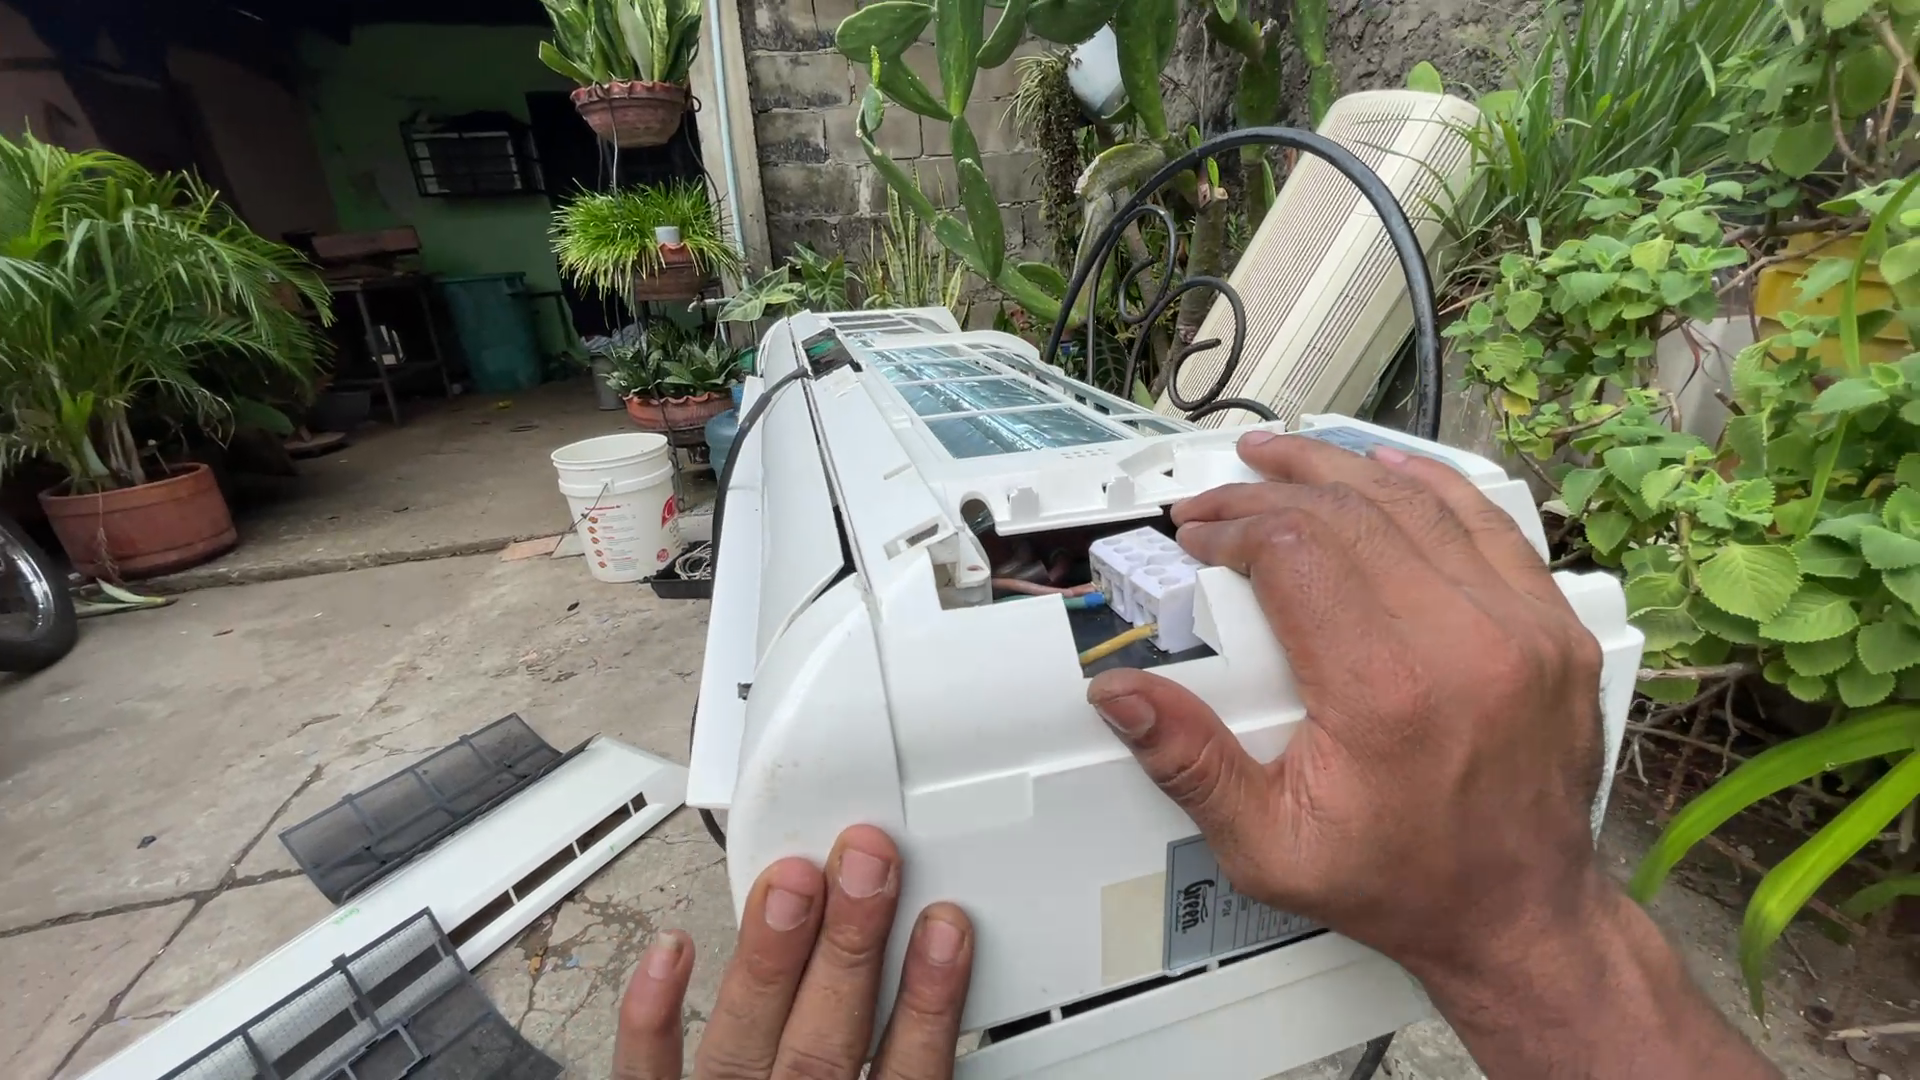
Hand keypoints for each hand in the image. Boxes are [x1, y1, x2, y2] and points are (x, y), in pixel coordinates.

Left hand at [611, 824, 974, 1079]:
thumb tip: (967, 1061)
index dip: (929, 1002)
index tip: (945, 929)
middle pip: (824, 1048)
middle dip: (850, 949)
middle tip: (867, 868)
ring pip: (744, 1047)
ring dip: (769, 960)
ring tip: (792, 882)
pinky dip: (652, 1022)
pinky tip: (671, 951)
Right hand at [1086, 431, 1607, 982]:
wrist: (1521, 915)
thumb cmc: (1395, 882)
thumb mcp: (1265, 844)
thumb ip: (1187, 762)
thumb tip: (1119, 694)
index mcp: (1387, 691)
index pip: (1295, 554)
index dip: (1233, 529)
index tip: (1196, 537)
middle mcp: (1467, 643)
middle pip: (1346, 517)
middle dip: (1263, 494)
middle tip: (1214, 498)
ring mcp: (1523, 627)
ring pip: (1412, 503)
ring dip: (1331, 468)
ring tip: (1274, 454)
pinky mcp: (1552, 626)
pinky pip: (1485, 522)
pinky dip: (1424, 481)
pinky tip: (1380, 464)